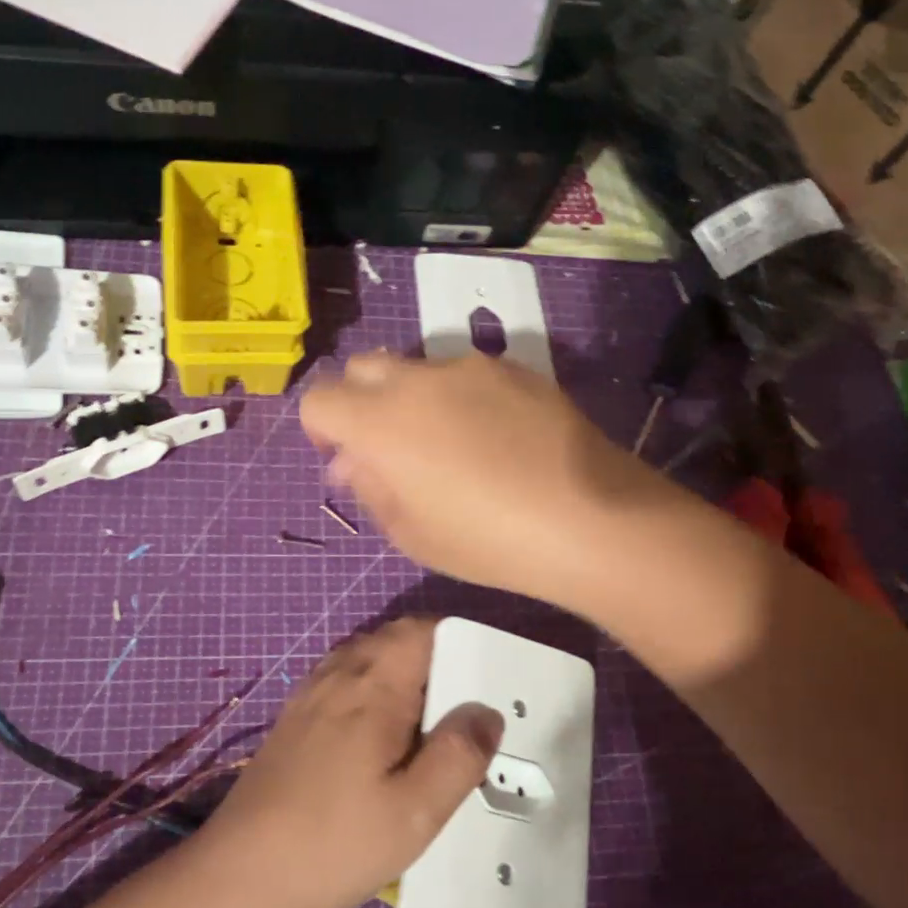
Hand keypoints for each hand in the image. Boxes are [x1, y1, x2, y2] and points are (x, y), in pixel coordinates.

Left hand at [192, 618, 502, 907]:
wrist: (240, 875)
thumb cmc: (335, 843)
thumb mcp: (416, 811)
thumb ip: (459, 754)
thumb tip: (486, 711)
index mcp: (372, 684)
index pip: (421, 629)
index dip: (459, 643)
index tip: (487, 681)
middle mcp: (337, 675)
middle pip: (394, 642)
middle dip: (435, 664)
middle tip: (465, 717)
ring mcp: (309, 696)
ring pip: (367, 663)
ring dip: (402, 683)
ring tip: (428, 735)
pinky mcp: (293, 721)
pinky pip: (343, 686)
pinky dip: (371, 698)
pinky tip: (380, 748)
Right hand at [300, 351, 686, 617]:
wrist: (589, 519)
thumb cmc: (487, 541)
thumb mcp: (410, 533)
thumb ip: (369, 487)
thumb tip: (352, 461)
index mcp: (379, 422)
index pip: (319, 400)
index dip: (322, 430)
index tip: (344, 459)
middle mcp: (417, 380)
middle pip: (362, 368)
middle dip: (360, 401)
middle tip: (387, 447)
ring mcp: (470, 367)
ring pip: (417, 368)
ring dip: (413, 398)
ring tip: (451, 446)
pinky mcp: (515, 368)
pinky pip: (467, 373)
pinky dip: (461, 398)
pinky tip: (496, 439)